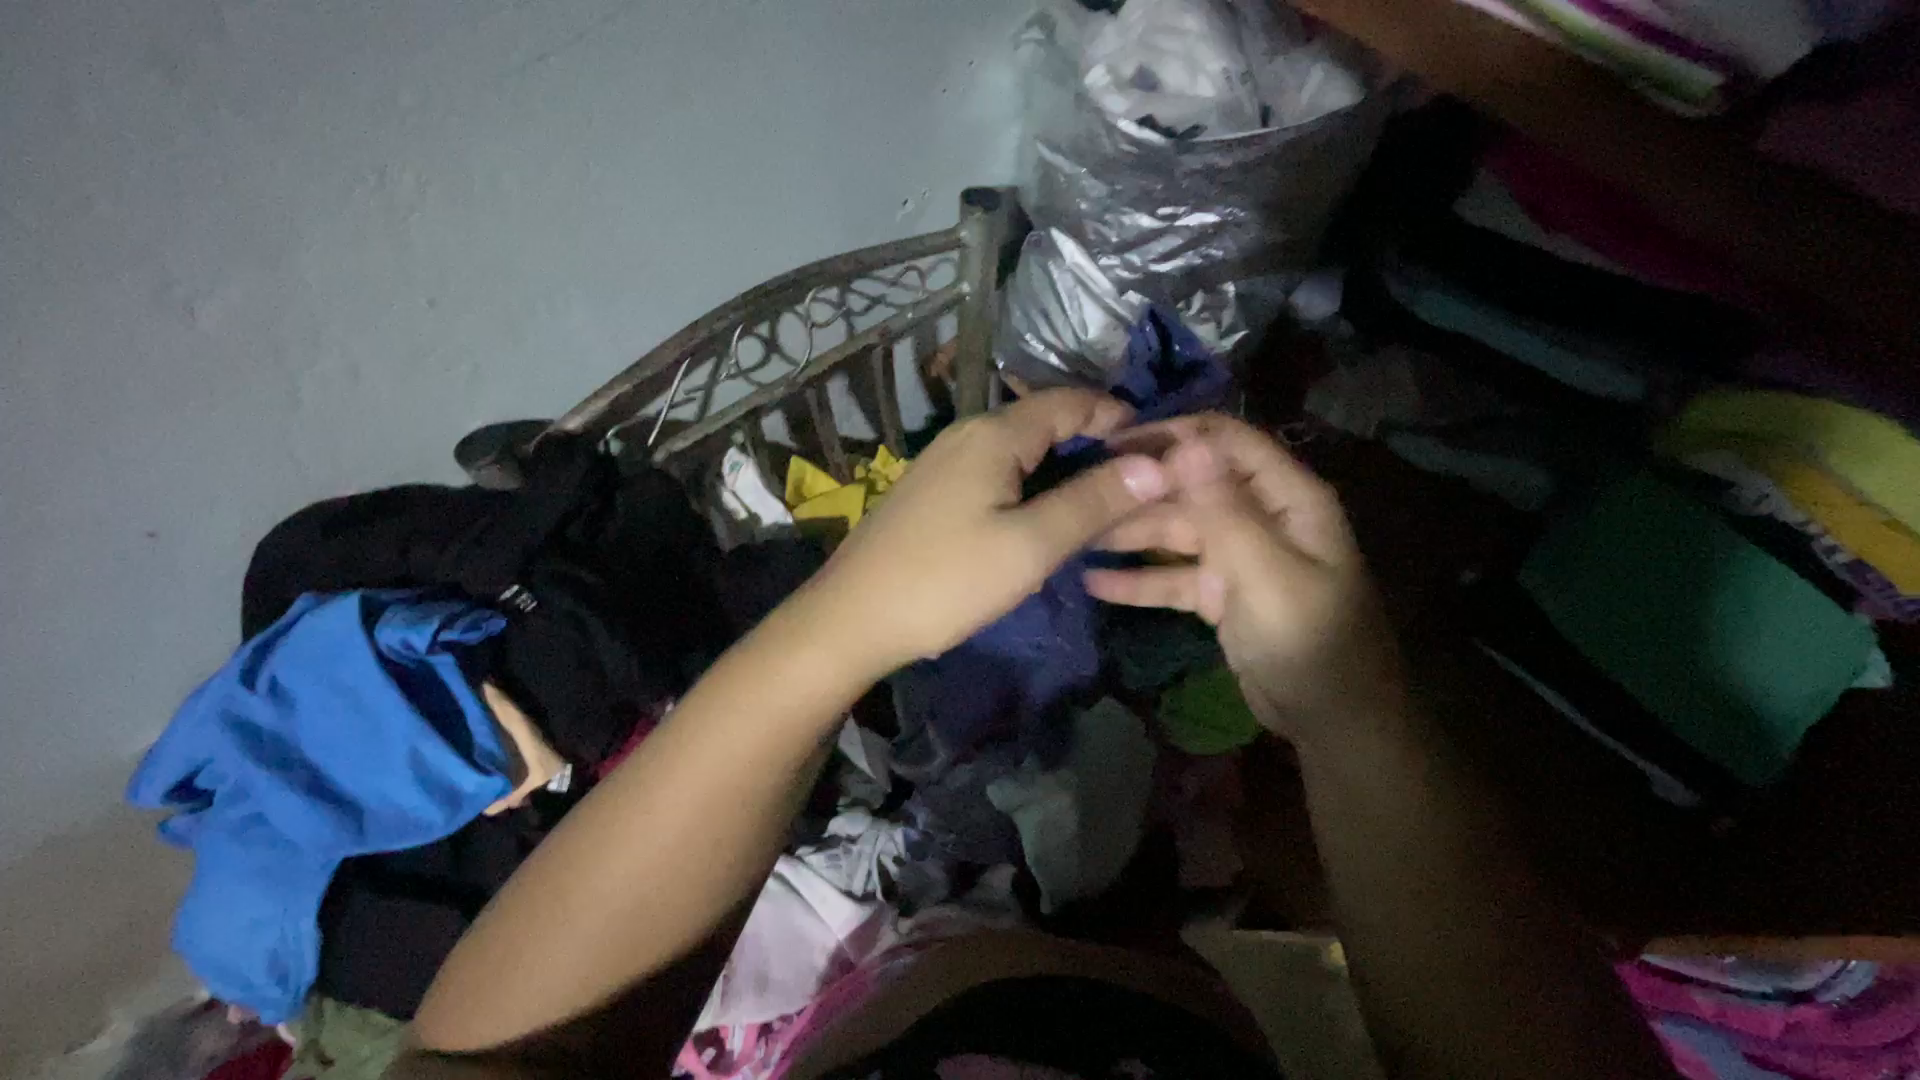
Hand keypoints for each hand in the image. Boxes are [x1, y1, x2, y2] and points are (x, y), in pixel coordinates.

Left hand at [799, 388, 1171, 677]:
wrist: (851, 618)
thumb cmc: (946, 581)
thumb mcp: (1030, 545)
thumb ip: (1093, 502)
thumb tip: (1156, 465)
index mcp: (994, 434)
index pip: (1071, 401)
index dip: (1118, 417)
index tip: (1158, 450)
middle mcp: (966, 433)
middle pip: (1044, 423)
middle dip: (1094, 445)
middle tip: (1137, 486)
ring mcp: (942, 461)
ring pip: (1019, 451)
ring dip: (1062, 469)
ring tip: (1100, 506)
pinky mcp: (930, 490)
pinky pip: (994, 472)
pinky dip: (1029, 486)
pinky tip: (1041, 520)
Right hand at [1084, 414, 1406, 744]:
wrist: (1334, 721)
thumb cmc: (1308, 640)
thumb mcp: (1265, 571)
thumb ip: (1223, 508)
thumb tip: (1187, 442)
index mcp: (1287, 498)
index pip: (1225, 442)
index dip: (1171, 436)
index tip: (1111, 443)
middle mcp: (1261, 517)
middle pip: (1192, 487)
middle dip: (1140, 491)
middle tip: (1080, 494)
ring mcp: (1240, 557)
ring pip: (1177, 532)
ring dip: (1131, 534)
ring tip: (1075, 537)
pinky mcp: (1221, 594)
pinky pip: (1174, 577)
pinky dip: (1140, 581)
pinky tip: (1094, 582)